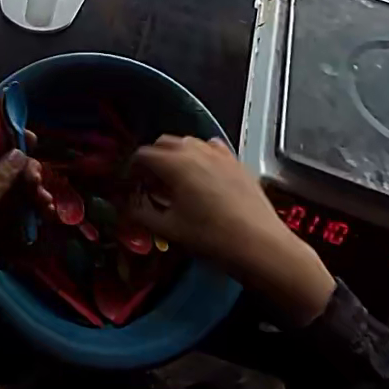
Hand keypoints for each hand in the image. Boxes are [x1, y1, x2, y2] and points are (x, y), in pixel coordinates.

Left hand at [0, 144, 40, 299]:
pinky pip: (10, 216)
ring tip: (48, 206)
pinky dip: (26, 215)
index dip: (9, 137)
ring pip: (11, 193)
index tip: (36, 139)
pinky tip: (42, 218)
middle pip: (4, 168)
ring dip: (30, 196)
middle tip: (40, 184)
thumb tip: (18, 151)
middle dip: (26, 172)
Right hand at [129, 136, 335, 323]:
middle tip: (149, 184)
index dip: (131, 169)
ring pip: (187, 142)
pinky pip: (210, 147)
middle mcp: (194, 150)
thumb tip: (127, 207)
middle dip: (152, 159)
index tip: (129, 185)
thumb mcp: (168, 229)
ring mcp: (218, 153)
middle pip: (162, 143)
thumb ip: (141, 214)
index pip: (142, 155)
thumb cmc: (211, 238)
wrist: (261, 246)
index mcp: (174, 163)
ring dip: (174, 155)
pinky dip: (199, 155)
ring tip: (174, 180)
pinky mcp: (236, 161)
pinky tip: (202, 174)